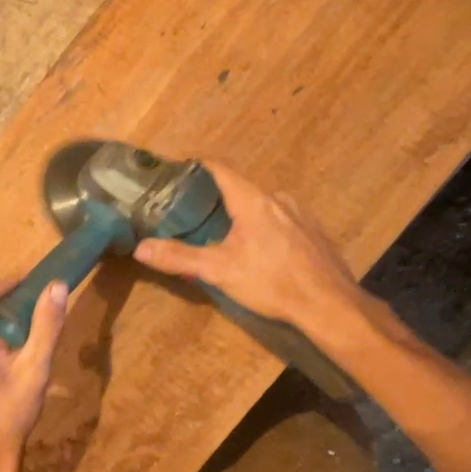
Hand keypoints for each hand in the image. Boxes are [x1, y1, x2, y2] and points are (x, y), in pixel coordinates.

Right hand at [133, 162, 361, 329]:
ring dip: (240, 214)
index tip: (176, 171)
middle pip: (239, 187)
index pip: (220, 168)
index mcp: (252, 199)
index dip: (196, 165)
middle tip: (191, 211)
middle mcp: (277, 198)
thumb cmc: (272, 281)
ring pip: (261, 205)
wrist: (330, 305)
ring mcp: (300, 214)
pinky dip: (262, 227)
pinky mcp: (313, 233)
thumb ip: (178, 256)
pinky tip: (257, 250)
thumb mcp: (218, 271)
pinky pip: (280, 220)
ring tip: (221, 233)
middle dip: (215, 197)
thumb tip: (140, 248)